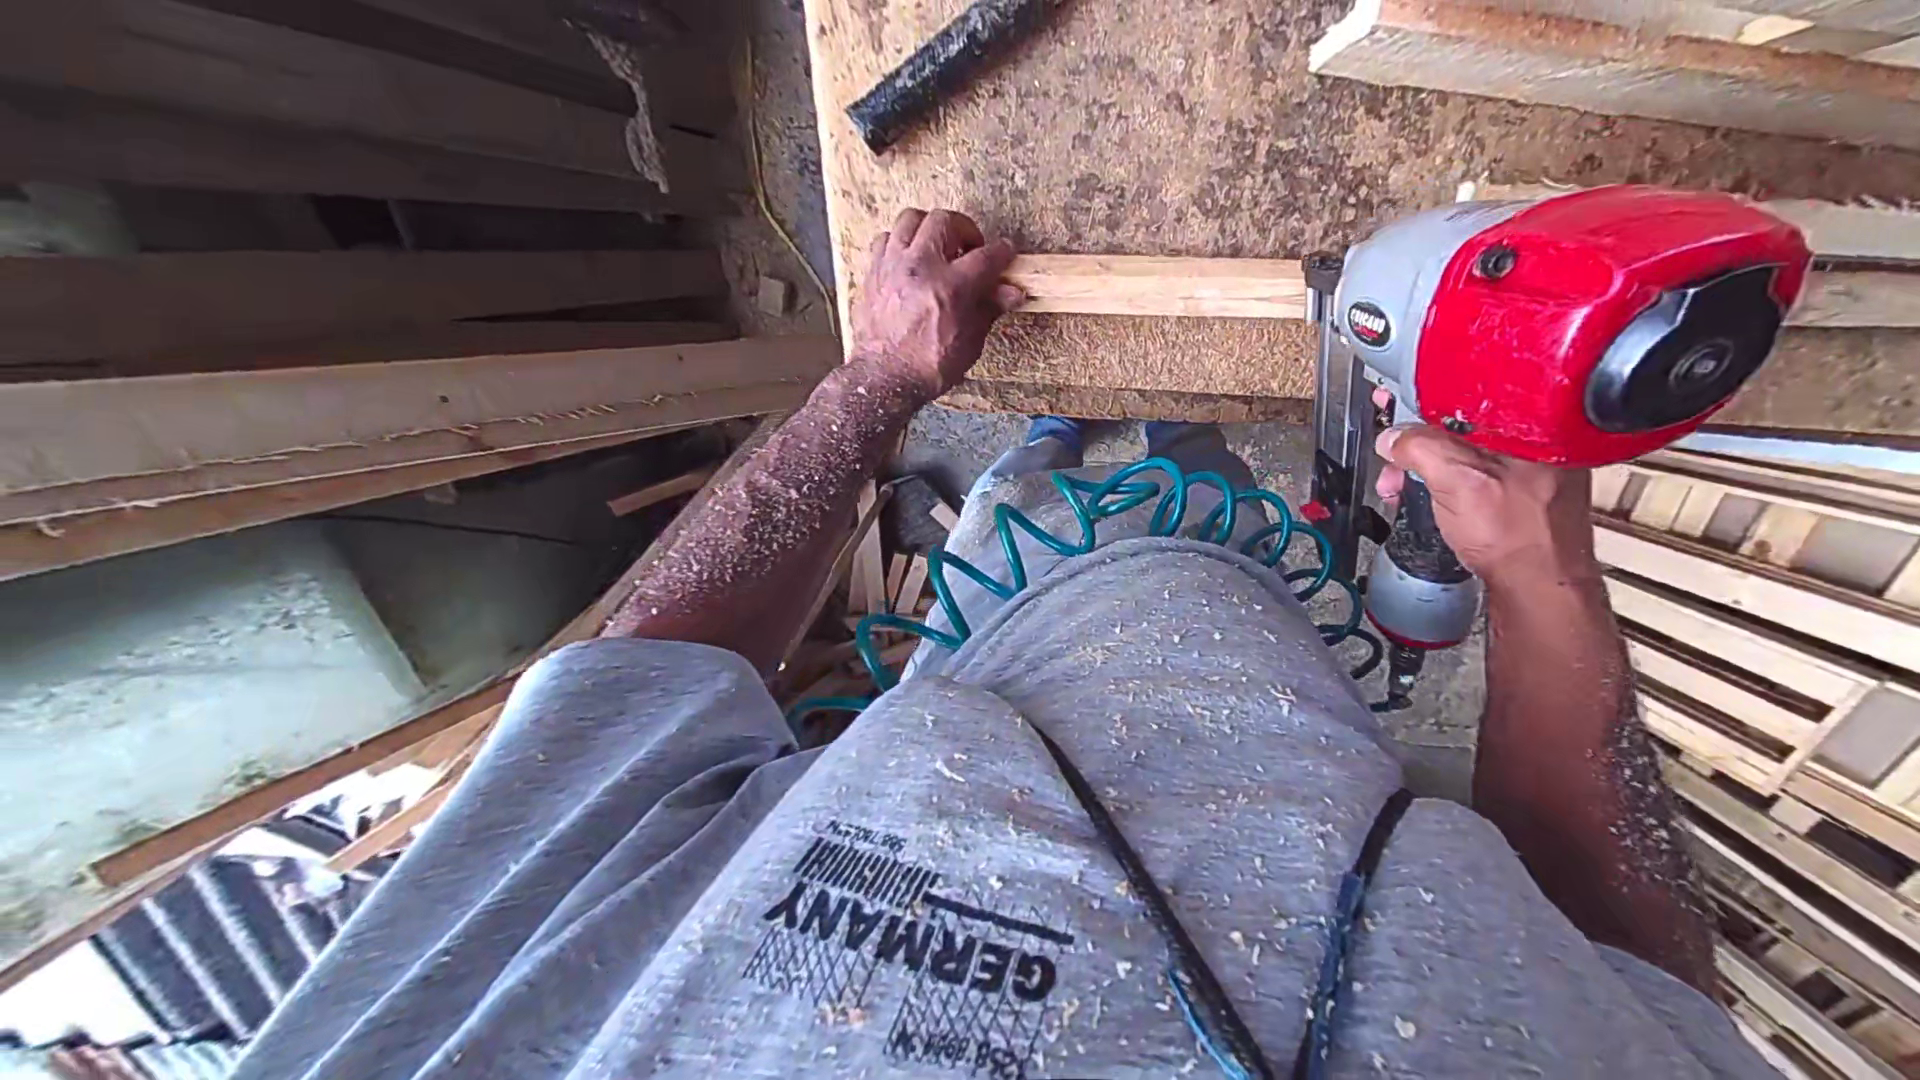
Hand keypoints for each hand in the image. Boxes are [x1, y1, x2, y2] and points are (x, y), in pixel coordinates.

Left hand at [849, 208, 1024, 400]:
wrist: (886, 379)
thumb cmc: (928, 367)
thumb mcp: (970, 341)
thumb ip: (989, 309)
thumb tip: (1011, 292)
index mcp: (951, 286)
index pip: (986, 256)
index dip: (1002, 253)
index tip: (1006, 254)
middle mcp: (920, 267)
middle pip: (946, 221)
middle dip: (964, 230)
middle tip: (970, 249)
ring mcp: (893, 266)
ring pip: (911, 219)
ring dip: (929, 227)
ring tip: (938, 246)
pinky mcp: (874, 273)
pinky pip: (886, 239)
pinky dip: (901, 243)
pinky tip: (910, 260)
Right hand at [1372, 387, 1597, 588]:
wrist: (1536, 584)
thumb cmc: (1517, 538)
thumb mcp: (1458, 482)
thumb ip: (1421, 450)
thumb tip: (1393, 437)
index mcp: (1524, 430)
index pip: (1462, 400)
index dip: (1418, 402)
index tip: (1388, 403)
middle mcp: (1528, 444)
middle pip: (1453, 429)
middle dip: (1412, 449)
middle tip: (1392, 468)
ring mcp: (1522, 470)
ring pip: (1456, 455)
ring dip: (1420, 471)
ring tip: (1403, 492)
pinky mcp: (1513, 492)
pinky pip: (1466, 475)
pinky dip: (1438, 485)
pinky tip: (1428, 500)